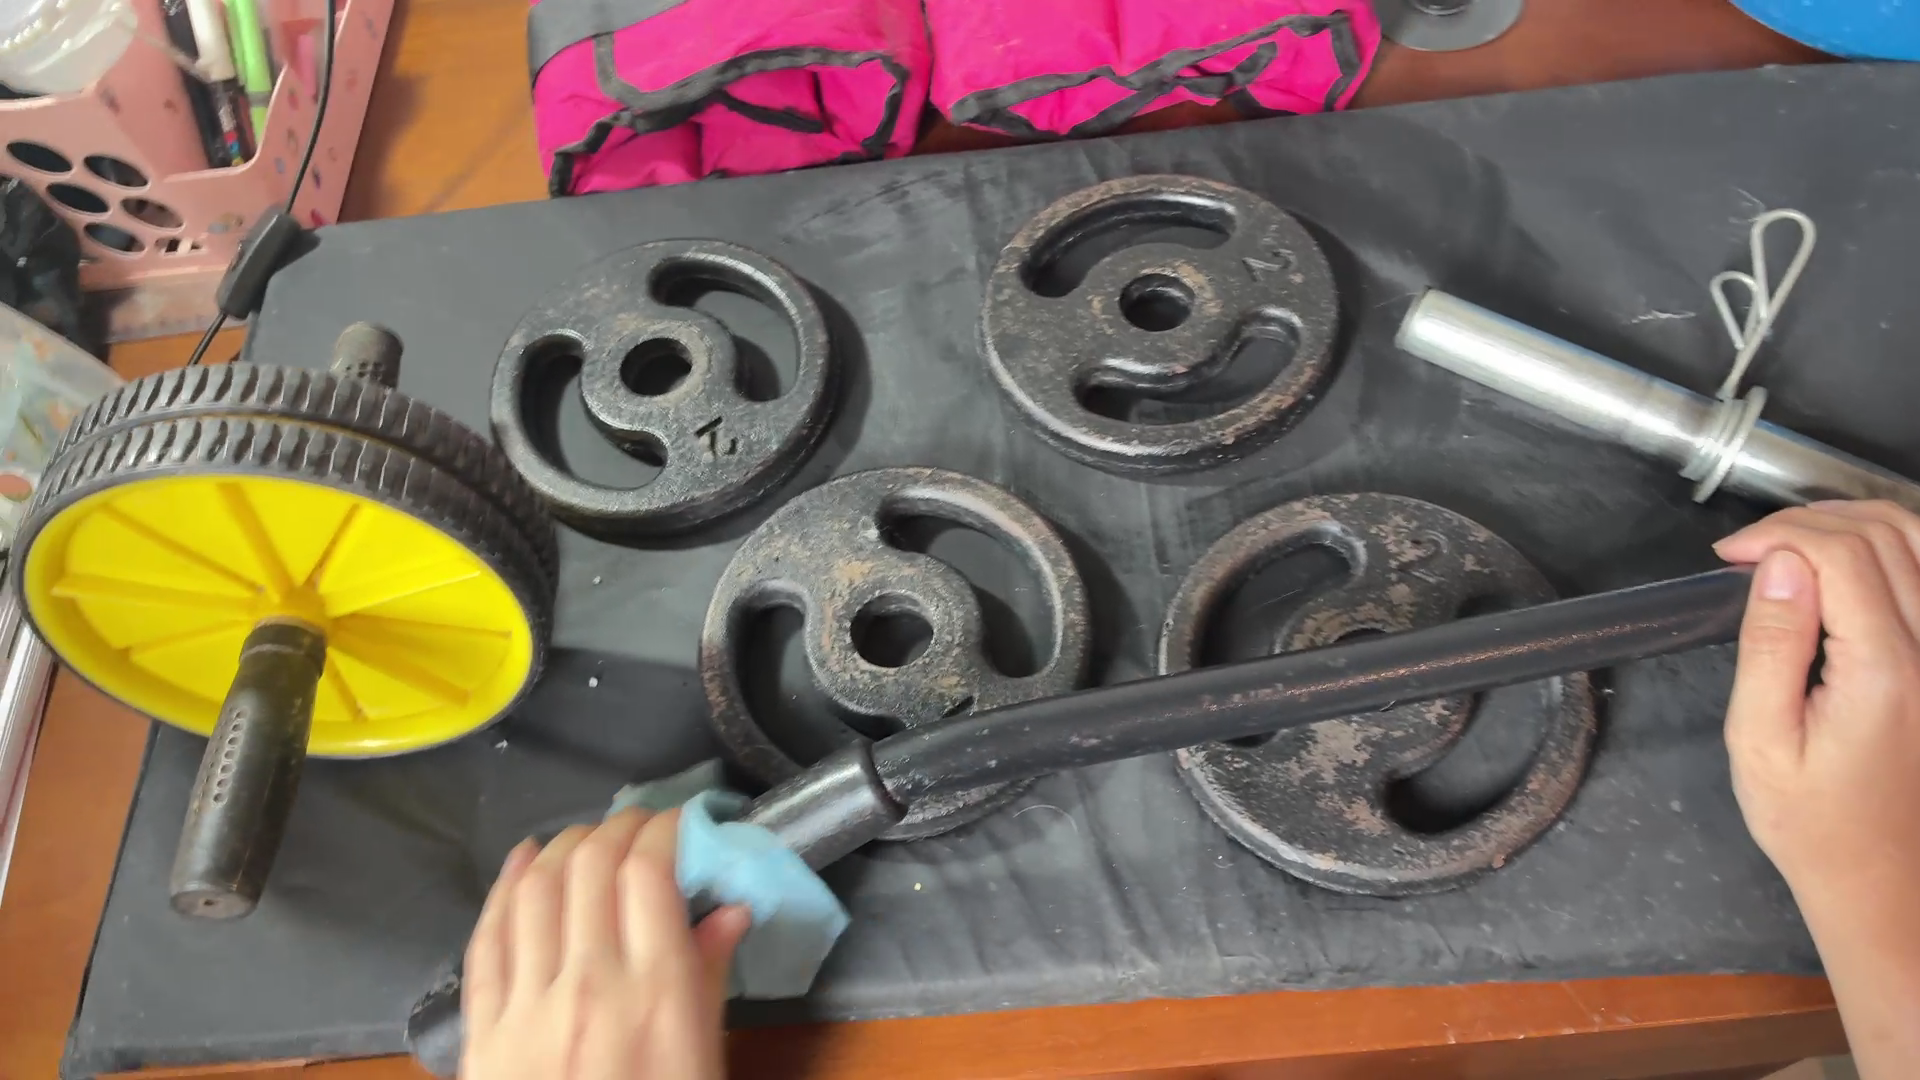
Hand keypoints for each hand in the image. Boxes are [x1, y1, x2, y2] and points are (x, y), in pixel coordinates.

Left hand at [462, 808, 751, 1079]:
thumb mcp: (706, 1053)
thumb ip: (711, 972)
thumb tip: (732, 907)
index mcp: (653, 991)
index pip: (648, 872)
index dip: (663, 829)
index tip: (679, 823)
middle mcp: (587, 984)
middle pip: (591, 866)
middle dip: (619, 826)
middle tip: (641, 824)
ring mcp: (526, 1006)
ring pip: (536, 890)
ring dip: (565, 845)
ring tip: (591, 836)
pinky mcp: (482, 1031)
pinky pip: (486, 939)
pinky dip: (505, 886)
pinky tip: (524, 857)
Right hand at [1716, 499, 1919, 1079]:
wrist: (1882, 873)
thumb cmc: (1804, 811)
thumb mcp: (1760, 732)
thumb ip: (1772, 644)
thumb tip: (1775, 566)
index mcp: (1887, 670)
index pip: (1844, 556)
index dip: (1776, 534)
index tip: (1722, 556)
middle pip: (1893, 535)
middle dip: (1808, 521)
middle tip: (1745, 548)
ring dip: (1851, 525)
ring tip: (1786, 545)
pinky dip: (1887, 548)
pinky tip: (1839, 563)